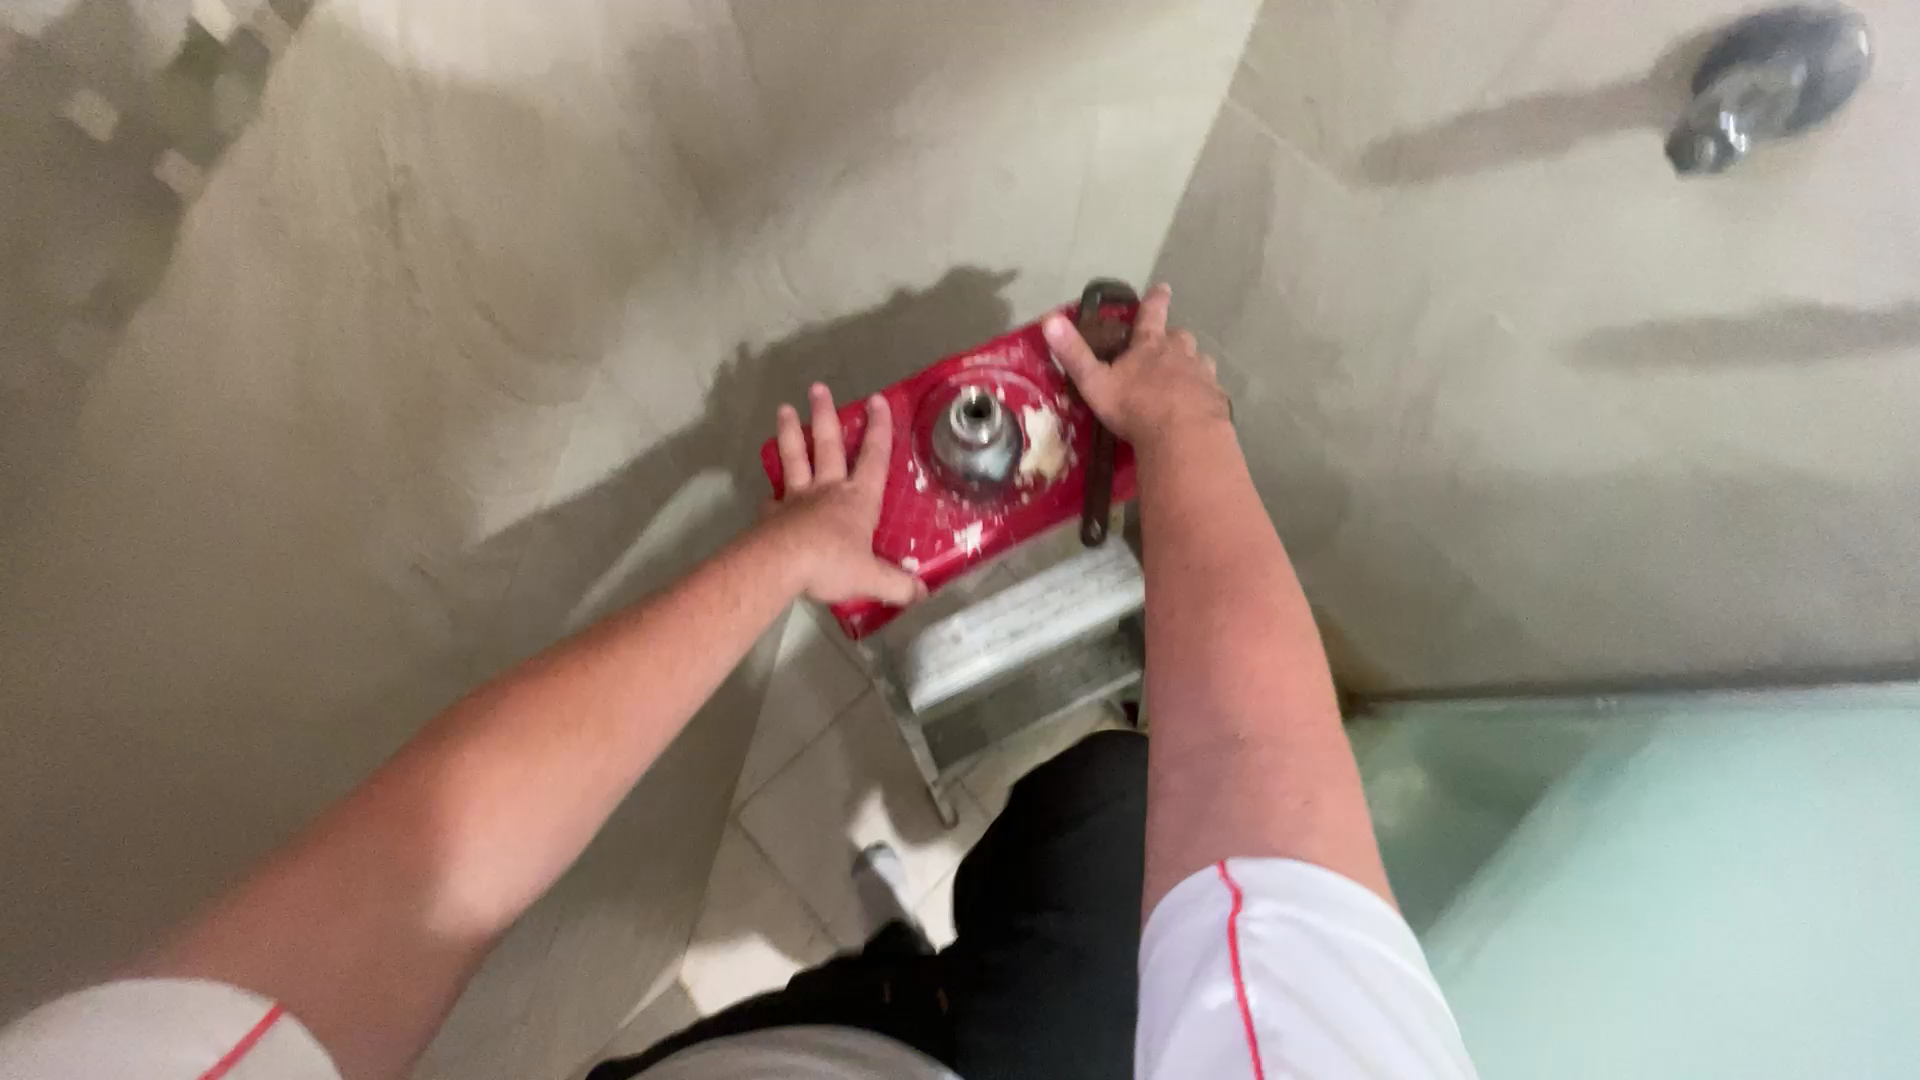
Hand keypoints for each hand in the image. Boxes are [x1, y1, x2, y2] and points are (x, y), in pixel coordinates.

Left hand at [763, 384, 924, 605]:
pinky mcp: (772, 514)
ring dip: (791, 432)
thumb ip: (897, 585)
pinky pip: (773, 498)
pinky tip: (769, 492)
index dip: (879, 429)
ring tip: (784, 409)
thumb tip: (922, 594)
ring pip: (795, 458)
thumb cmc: (831, 564)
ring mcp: (796, 499)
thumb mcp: (872, 579)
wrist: (780, 565)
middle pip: (828, 445)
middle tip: (817, 388)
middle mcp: (828, 490)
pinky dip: (772, 492)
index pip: (873, 457)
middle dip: (825, 415)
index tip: (876, 399)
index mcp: (858, 499)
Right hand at [1043, 283, 1229, 451]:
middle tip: (1166, 346)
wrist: (1182, 435)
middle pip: (1180, 336)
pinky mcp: (1215, 398)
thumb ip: (1074, 354)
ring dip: (1190, 364)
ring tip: (1182, 377)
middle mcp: (1179, 353)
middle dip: (1173, 338)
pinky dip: (1203, 391)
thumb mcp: (1094, 382)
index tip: (1163, 288)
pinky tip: (1197, 405)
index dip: (1155, 300)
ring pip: (1199, 360)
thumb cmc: (1134, 407)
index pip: (1152, 314)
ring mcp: (1201, 374)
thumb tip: (1049, 320)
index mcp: (1149, 346)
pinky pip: (1210, 389)